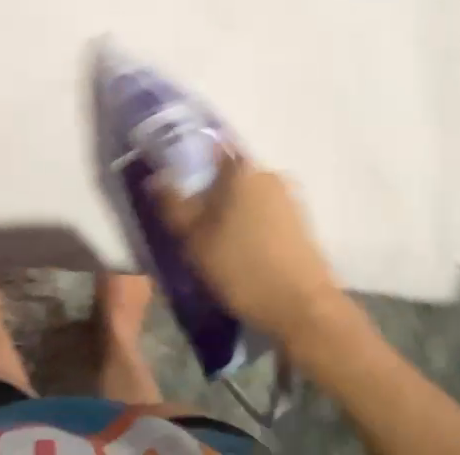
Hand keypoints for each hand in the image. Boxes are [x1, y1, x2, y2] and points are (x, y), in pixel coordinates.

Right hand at [155, 152, 347, 344]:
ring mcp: (290, 196)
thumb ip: (172, 205)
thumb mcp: (195, 241)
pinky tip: (243, 253)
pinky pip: (266, 213)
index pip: (208, 149)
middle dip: (209, 194)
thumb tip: (155, 178)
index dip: (187, 165)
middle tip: (192, 225)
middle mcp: (269, 172)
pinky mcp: (302, 221)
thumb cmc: (243, 269)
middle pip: (228, 174)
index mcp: (242, 168)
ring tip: (216, 245)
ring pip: (247, 196)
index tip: (175, 189)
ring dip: (231, 212)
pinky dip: (251, 225)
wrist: (305, 310)